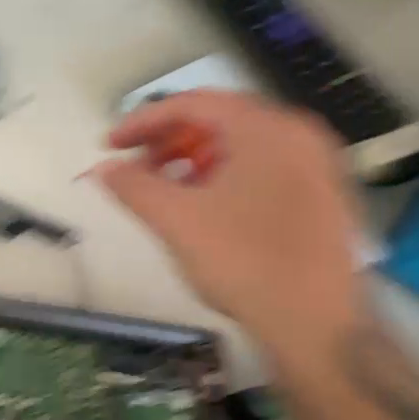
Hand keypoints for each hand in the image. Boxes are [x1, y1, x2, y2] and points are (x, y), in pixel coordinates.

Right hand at [93, 90, 368, 358]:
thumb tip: (102, 169)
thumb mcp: (175, 220)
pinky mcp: (317, 194)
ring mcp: (314, 164)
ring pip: (239, 144)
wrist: (311, 316)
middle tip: (130, 167)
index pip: (195, 103)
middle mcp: (298, 135)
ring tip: (158, 188)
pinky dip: (219, 174)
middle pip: (220, 119)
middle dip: (166, 139)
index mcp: (267, 130)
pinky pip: (258, 167)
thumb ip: (133, 187)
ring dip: (189, 158)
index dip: (143, 121)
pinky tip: (198, 205)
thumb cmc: (241, 260)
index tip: (107, 146)